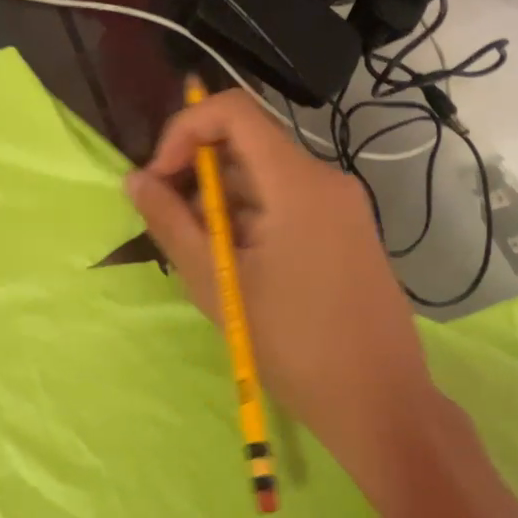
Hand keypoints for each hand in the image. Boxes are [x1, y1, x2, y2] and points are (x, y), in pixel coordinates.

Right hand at [126, 88, 517, 517]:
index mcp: (297, 181)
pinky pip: (285, 199)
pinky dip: (249, 214)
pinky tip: (233, 262)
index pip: (232, 110)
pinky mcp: (346, 229)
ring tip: (198, 252)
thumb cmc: (295, 343)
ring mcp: (341, 204)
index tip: (161, 176)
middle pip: (246, 142)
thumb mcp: (217, 282)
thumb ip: (170, 222)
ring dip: (220, 197)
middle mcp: (324, 178)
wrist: (382, 406)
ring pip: (263, 174)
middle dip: (196, 169)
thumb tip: (134, 179)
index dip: (185, 129)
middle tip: (169, 217)